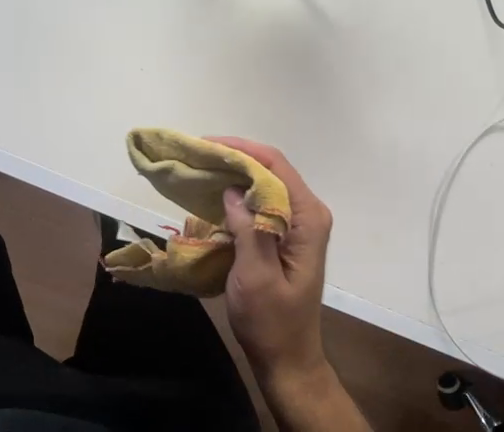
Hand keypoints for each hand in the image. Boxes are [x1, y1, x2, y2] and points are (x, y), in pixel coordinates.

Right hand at [209, 136, 335, 383]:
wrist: (286, 360)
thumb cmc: (272, 322)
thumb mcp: (256, 277)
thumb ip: (248, 229)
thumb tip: (231, 189)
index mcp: (307, 218)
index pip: (275, 165)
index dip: (241, 149)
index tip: (207, 145)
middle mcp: (306, 213)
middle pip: (270, 168)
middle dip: (234, 156)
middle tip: (196, 154)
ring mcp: (296, 223)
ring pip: (263, 182)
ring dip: (233, 172)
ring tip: (199, 165)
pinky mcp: (282, 233)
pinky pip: (260, 200)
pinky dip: (236, 191)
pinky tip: (212, 191)